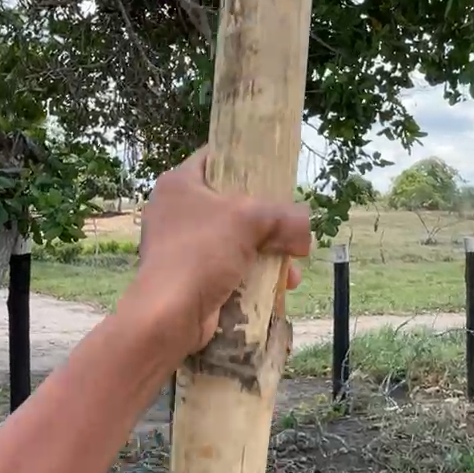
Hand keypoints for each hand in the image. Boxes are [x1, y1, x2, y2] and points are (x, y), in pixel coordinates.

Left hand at [119, 150, 312, 355]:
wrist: (168, 314)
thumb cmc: (202, 252)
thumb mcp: (251, 220)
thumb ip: (285, 217)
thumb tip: (304, 234)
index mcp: (179, 183)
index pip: (216, 158)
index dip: (247, 161)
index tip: (277, 172)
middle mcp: (176, 210)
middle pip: (232, 203)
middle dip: (268, 220)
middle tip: (292, 229)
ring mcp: (180, 244)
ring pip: (235, 239)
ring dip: (267, 252)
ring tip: (291, 270)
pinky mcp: (189, 275)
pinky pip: (228, 266)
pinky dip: (253, 274)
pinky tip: (279, 287)